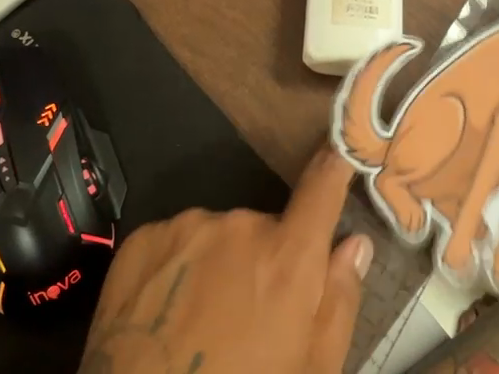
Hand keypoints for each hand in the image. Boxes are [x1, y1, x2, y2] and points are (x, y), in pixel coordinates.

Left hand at [79, 149, 372, 373]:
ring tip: (201, 318)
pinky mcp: (145, 237)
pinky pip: (176, 242)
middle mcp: (239, 226)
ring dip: (217, 264)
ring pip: (218, 236)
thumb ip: (339, 300)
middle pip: (264, 228)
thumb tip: (354, 245)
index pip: (322, 187)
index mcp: (286, 258)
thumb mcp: (311, 368)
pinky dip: (177, 269)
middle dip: (263, 259)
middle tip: (248, 311)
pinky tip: (168, 310)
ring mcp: (187, 227)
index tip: (340, 147)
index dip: (335, 164)